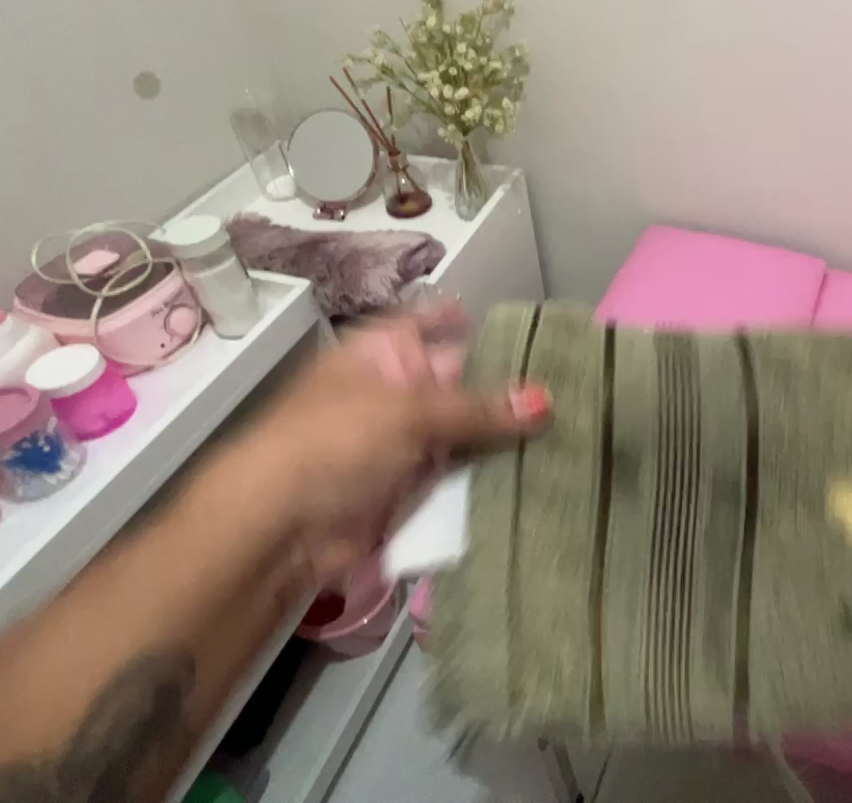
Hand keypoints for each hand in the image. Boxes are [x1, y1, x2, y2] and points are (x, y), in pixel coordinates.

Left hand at [226, 309, 551, 580]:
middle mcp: (395, 389)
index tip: (520, 326)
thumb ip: (480, 408)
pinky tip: (541, 461)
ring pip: (466, 427)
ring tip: (570, 422)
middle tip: (571, 383)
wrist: (279, 530)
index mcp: (383, 352)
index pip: (429, 322)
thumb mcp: (410, 412)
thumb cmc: (334, 442)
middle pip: (459, 378)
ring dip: (505, 431)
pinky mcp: (413, 484)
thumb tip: (546, 400)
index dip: (469, 321)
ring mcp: (404, 438)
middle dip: (506, 384)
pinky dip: (491, 468)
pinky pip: (460, 469)